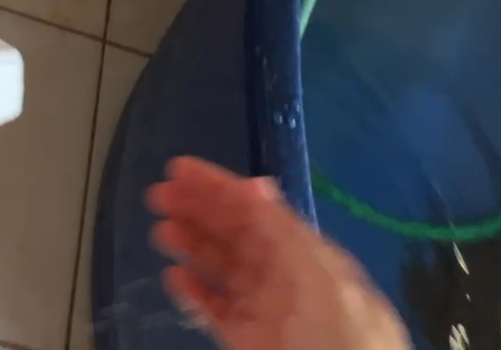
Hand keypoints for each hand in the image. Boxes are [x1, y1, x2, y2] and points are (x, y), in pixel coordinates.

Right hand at [148, 157, 408, 349]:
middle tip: (158, 195)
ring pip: (223, 270)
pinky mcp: (251, 346)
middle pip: (236, 236)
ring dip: (192, 246)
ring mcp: (269, 316)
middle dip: (198, 211)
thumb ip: (285, 233)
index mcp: (308, 258)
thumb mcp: (320, 281)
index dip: (218, 187)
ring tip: (161, 232)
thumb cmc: (342, 341)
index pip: (257, 211)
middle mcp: (287, 281)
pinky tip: (174, 278)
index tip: (178, 169)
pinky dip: (195, 293)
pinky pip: (218, 312)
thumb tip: (256, 184)